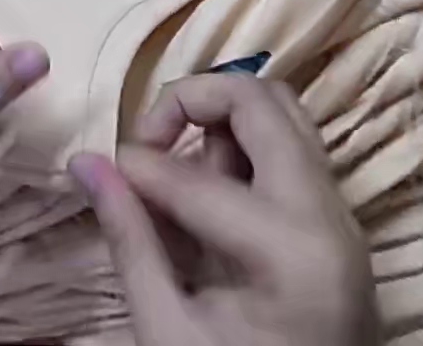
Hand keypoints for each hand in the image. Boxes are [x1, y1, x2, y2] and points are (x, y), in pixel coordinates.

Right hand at [69, 73, 379, 345]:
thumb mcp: (167, 330)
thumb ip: (127, 236)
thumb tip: (81, 160)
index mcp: (293, 255)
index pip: (193, 176)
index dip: (133, 168)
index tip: (106, 179)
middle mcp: (329, 217)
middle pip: (257, 99)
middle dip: (189, 101)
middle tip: (149, 139)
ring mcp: (341, 213)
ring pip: (279, 107)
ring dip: (219, 114)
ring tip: (181, 162)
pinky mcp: (336, 217)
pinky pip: (288, 137)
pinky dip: (240, 134)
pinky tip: (209, 182)